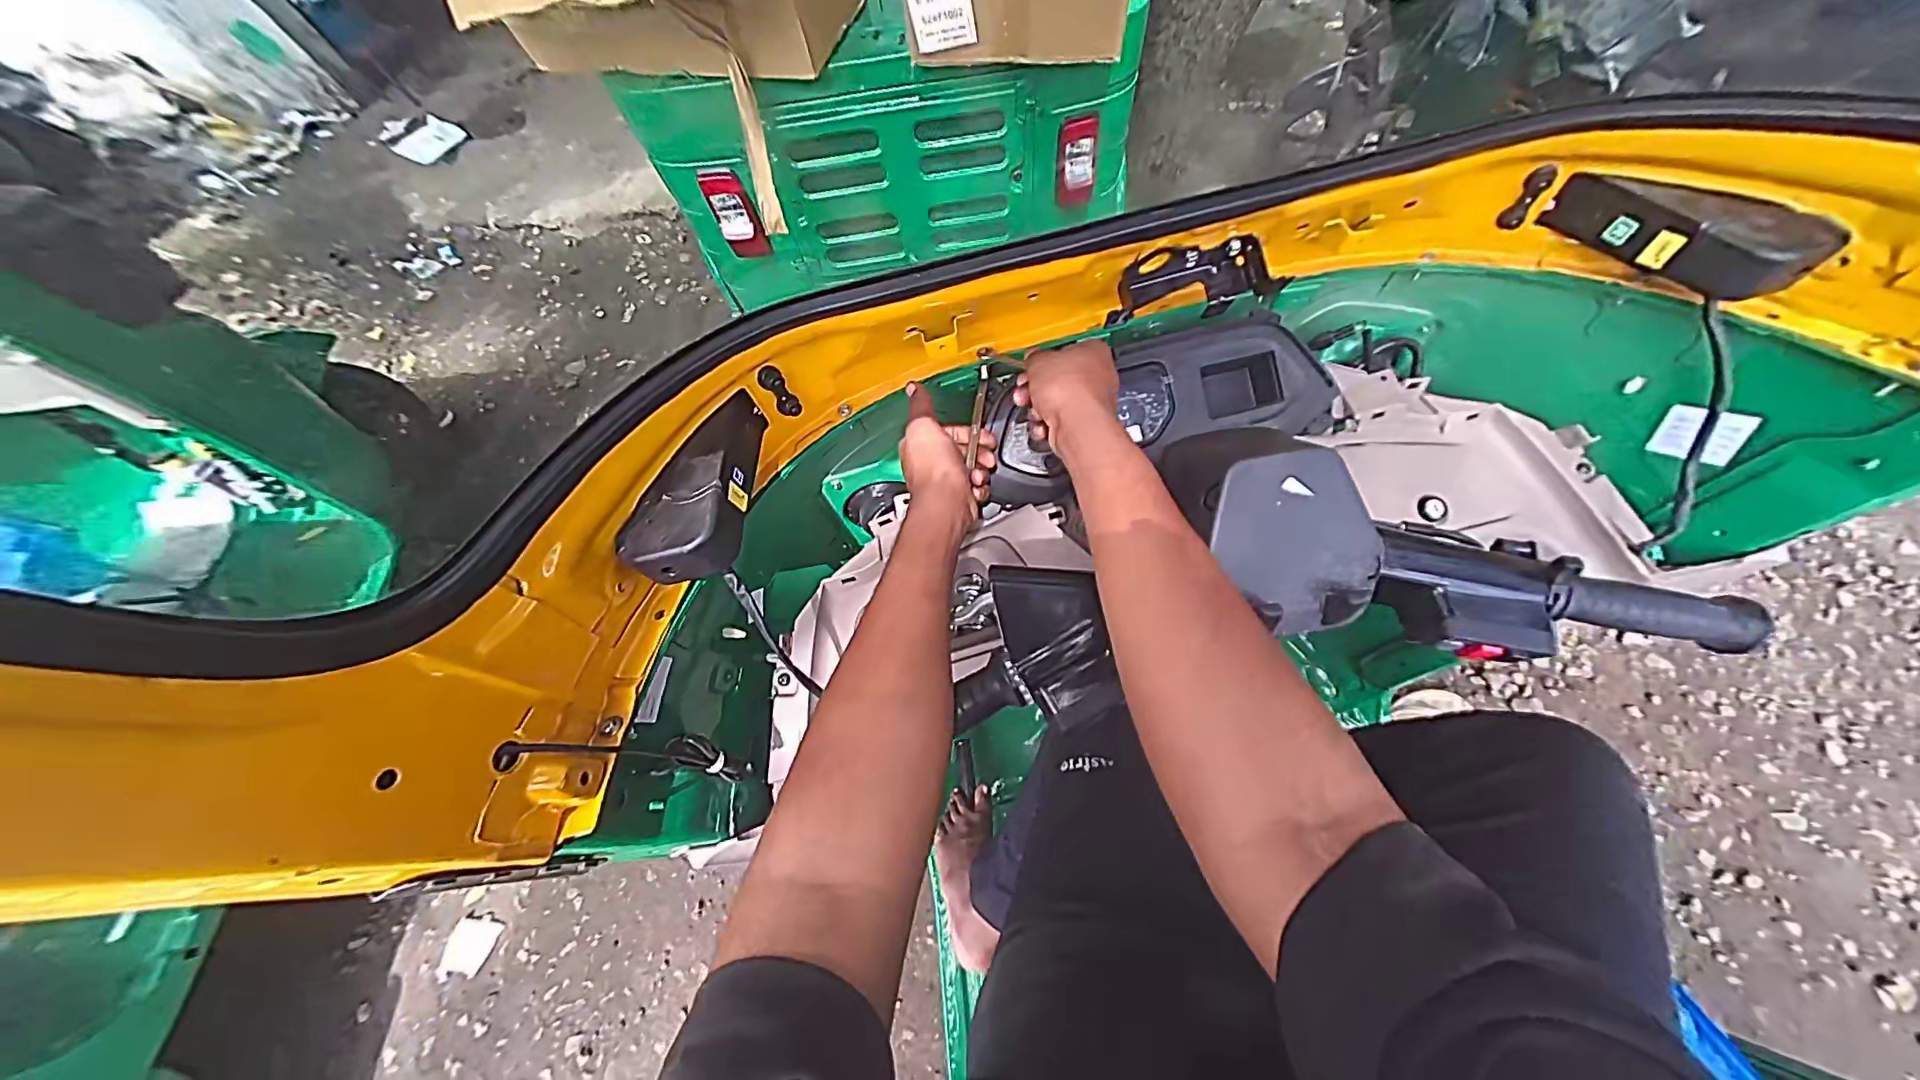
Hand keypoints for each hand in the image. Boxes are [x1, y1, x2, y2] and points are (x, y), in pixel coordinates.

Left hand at [899, 382, 996, 526]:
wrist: (948, 502)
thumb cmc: (934, 470)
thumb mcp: (923, 426)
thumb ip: (921, 406)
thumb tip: (913, 388)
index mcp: (921, 445)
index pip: (949, 431)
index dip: (967, 430)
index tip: (980, 432)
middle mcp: (932, 463)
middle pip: (964, 448)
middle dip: (979, 449)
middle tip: (986, 453)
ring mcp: (946, 480)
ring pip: (973, 467)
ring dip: (981, 468)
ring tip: (977, 473)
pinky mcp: (959, 495)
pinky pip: (977, 485)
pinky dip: (980, 485)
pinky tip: (975, 486)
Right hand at [1012, 340, 1119, 456]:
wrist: (1075, 425)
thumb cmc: (1067, 389)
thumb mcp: (1039, 361)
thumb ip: (1035, 357)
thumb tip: (1033, 359)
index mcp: (1094, 351)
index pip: (1068, 349)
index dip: (1046, 358)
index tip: (1033, 363)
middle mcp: (1099, 377)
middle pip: (1059, 379)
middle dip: (1036, 386)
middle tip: (1025, 387)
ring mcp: (1092, 403)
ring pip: (1056, 402)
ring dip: (1037, 406)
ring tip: (1030, 406)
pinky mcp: (1083, 425)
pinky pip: (1059, 421)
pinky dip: (1046, 424)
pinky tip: (1042, 424)